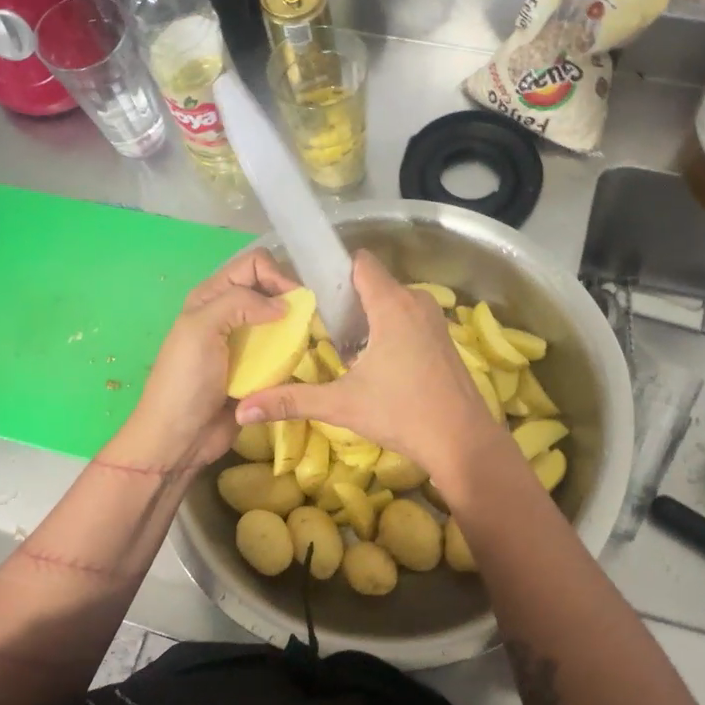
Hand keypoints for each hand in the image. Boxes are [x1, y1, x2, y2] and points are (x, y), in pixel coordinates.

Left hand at [112, 249, 298, 468]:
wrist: (179, 438)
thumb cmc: (184, 381)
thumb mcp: (201, 329)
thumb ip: (239, 302)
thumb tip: (284, 305)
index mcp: (211, 296)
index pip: (254, 264)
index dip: (276, 275)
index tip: (293, 302)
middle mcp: (230, 314)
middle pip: (270, 290)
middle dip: (291, 298)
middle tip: (310, 319)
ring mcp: (245, 345)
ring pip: (281, 321)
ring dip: (297, 327)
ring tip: (313, 340)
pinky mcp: (258, 372)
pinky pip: (284, 353)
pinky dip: (295, 353)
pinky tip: (305, 361)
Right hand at [235, 251, 503, 481]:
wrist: (462, 441)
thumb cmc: (402, 414)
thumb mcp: (342, 405)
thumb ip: (292, 401)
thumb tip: (242, 411)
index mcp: (392, 304)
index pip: (360, 263)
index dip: (334, 270)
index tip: (310, 290)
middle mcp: (416, 302)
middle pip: (373, 284)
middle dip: (346, 300)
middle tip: (318, 327)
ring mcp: (434, 321)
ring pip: (392, 303)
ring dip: (368, 318)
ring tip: (341, 347)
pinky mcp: (443, 339)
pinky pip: (408, 319)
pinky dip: (388, 330)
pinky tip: (374, 363)